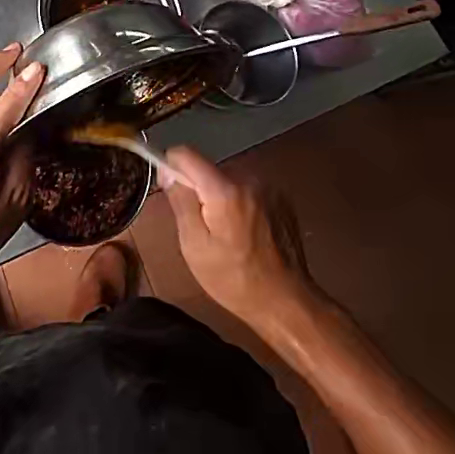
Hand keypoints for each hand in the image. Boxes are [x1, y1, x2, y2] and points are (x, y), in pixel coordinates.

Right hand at [162, 146, 311, 320]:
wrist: (286, 300)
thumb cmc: (234, 279)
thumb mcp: (195, 246)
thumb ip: (181, 202)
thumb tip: (168, 171)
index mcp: (224, 190)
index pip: (186, 153)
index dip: (171, 166)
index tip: (171, 190)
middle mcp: (248, 178)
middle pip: (208, 168)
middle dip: (199, 190)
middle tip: (202, 227)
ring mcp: (268, 186)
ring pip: (228, 179)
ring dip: (220, 197)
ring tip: (226, 234)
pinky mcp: (281, 197)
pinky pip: (248, 189)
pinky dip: (240, 203)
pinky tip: (246, 233)